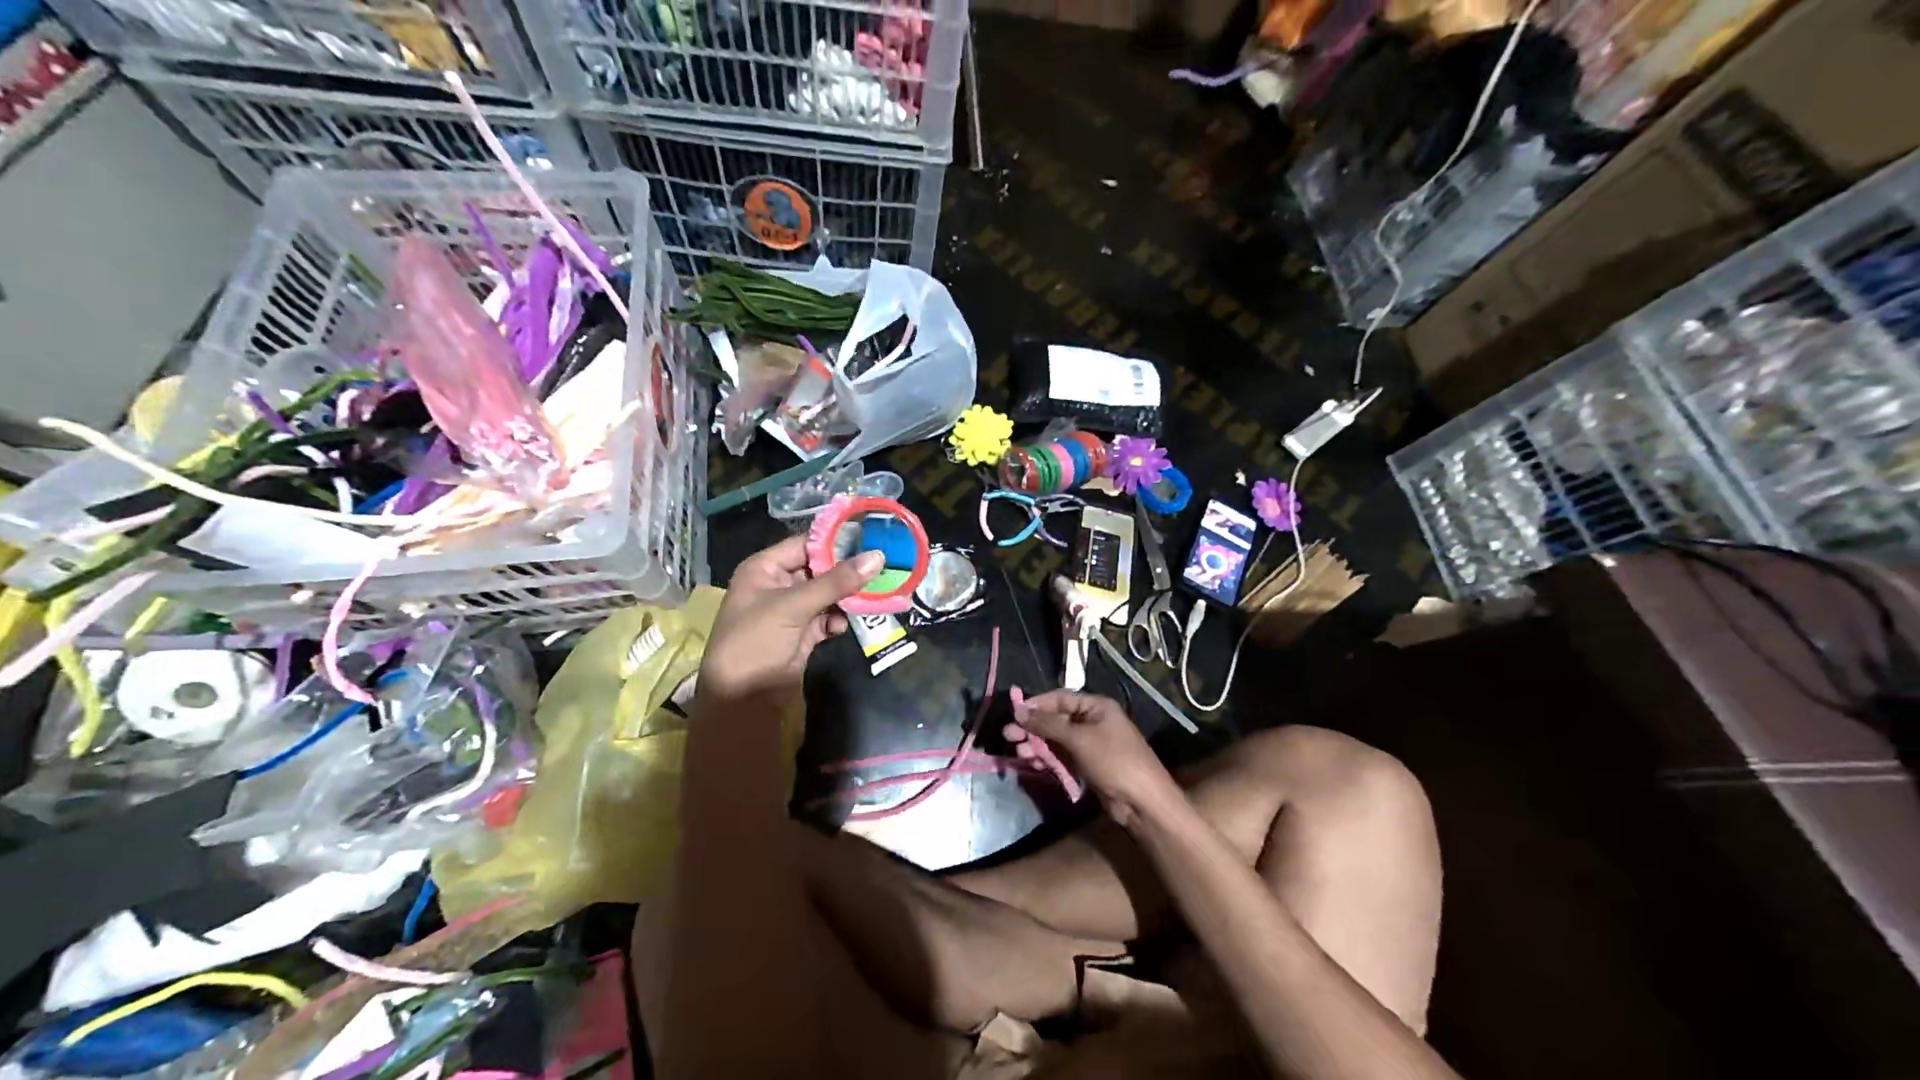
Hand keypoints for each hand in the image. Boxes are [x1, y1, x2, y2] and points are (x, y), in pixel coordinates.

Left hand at [700, 534, 884, 703]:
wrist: (741, 700)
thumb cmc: (756, 641)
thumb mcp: (794, 606)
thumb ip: (837, 581)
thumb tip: (877, 556)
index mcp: (764, 569)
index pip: (804, 545)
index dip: (835, 541)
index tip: (871, 536)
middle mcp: (776, 585)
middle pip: (819, 569)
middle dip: (847, 571)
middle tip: (882, 565)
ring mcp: (790, 611)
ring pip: (826, 595)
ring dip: (847, 597)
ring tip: (873, 595)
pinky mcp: (801, 634)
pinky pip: (826, 618)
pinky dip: (838, 620)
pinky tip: (843, 626)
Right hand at [1012, 690, 1180, 825]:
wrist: (1142, 802)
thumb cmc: (1113, 760)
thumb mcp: (1078, 738)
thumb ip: (1047, 724)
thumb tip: (1019, 710)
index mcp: (1096, 707)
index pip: (1060, 698)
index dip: (1036, 704)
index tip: (1013, 712)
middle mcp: (1092, 722)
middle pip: (1055, 720)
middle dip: (1031, 727)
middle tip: (1008, 735)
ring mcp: (1089, 745)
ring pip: (1055, 740)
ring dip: (1036, 745)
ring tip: (1018, 752)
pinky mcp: (1087, 766)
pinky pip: (1061, 757)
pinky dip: (1046, 759)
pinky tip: (1032, 763)